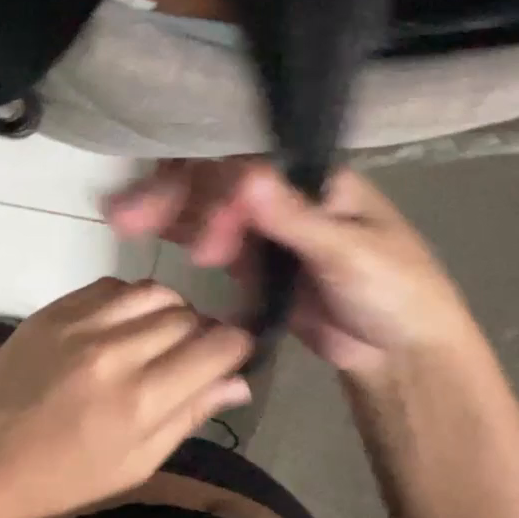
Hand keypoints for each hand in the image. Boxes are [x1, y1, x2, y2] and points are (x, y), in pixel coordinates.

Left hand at [0, 277, 251, 517]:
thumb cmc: (63, 478)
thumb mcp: (136, 463)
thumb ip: (189, 416)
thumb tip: (238, 381)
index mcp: (140, 399)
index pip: (217, 346)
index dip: (235, 349)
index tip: (230, 358)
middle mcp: (113, 352)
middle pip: (187, 316)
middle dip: (202, 333)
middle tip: (191, 356)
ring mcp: (76, 326)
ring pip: (151, 291)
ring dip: (168, 310)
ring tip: (157, 338)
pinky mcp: (49, 313)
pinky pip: (108, 287)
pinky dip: (127, 301)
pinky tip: (120, 326)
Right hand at [106, 158, 478, 378]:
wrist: (398, 352)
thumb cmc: (394, 291)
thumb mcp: (348, 253)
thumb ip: (294, 219)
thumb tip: (244, 177)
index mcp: (313, 179)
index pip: (248, 165)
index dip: (213, 188)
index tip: (204, 233)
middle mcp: (282, 194)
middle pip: (216, 181)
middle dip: (172, 195)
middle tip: (126, 216)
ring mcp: (263, 227)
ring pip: (204, 207)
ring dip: (163, 209)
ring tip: (121, 219)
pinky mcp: (249, 260)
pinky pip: (205, 238)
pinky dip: (175, 232)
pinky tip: (139, 230)